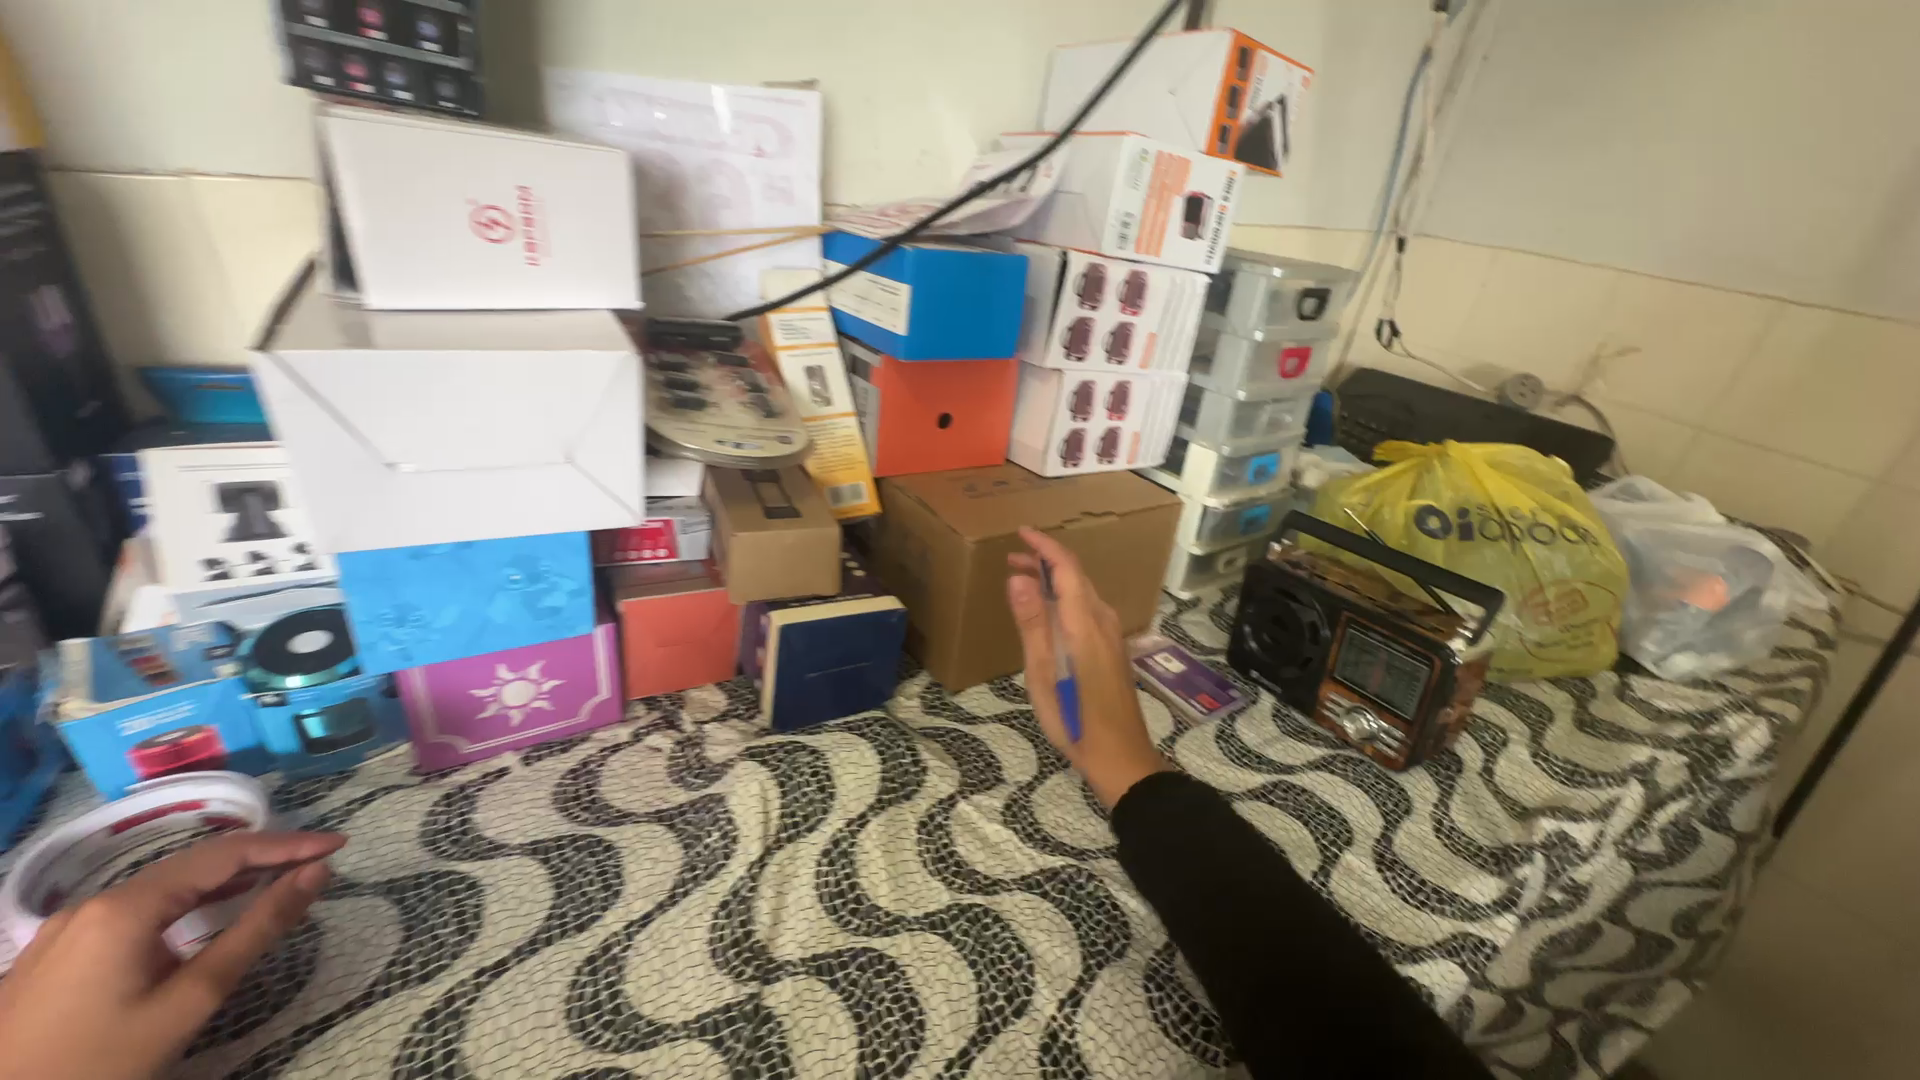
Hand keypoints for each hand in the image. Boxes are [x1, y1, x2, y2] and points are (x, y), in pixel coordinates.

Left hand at [0, 831, 345, 1079]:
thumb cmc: (99, 1061)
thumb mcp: (192, 997)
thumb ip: (259, 928)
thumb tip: (317, 872)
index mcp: (126, 907)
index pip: (226, 853)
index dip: (289, 844)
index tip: (340, 844)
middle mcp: (93, 903)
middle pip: (194, 863)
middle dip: (263, 855)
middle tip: (319, 859)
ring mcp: (66, 928)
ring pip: (166, 884)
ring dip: (227, 877)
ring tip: (279, 878)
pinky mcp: (55, 953)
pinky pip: (138, 908)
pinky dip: (189, 899)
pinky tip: (211, 910)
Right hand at [1006, 526, 1170, 808]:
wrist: (1121, 757)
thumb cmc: (1075, 719)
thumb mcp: (1042, 675)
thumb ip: (1032, 625)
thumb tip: (1018, 579)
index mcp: (1084, 624)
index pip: (1066, 569)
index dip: (1044, 546)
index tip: (1021, 532)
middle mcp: (1103, 622)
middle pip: (1077, 577)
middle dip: (1045, 561)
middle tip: (1011, 558)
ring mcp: (1111, 636)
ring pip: (1083, 593)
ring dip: (1055, 580)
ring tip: (1024, 581)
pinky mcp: (1112, 650)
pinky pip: (1088, 609)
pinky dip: (1065, 598)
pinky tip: (1049, 613)